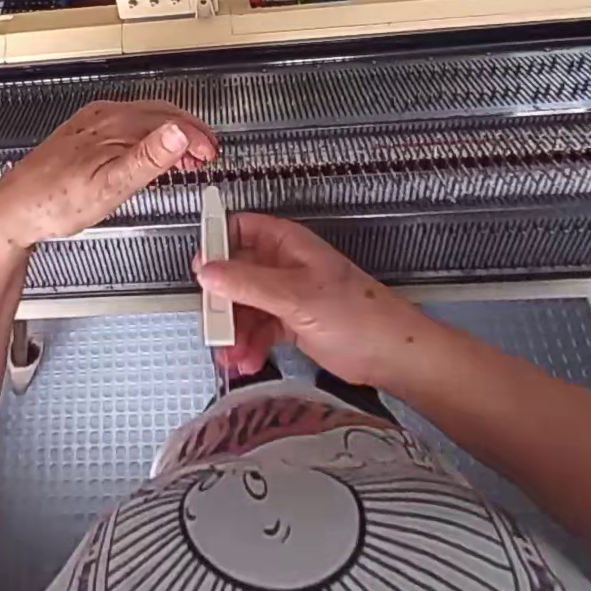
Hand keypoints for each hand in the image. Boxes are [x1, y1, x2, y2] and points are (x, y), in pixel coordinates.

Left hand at [0, 101, 217, 248]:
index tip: (211, 153)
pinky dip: (148, 138)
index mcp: (114, 124)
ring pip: (143, 120)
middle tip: (205, 154)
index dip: (197, 136)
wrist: (12, 212)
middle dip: (188, 133)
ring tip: (184, 157)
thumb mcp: (111, 185)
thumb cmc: (54, 203)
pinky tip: (145, 155)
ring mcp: (91, 126)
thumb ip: (149, 157)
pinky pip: (126, 127)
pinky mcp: (82, 137)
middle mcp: (102, 118)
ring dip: (169, 135)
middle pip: (159, 114)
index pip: (170, 120)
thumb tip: (181, 132)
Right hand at [196, 213, 439, 385]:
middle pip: (235, 273)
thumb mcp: (296, 296)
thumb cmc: (357, 314)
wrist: (392, 355)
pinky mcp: (290, 322)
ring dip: (234, 331)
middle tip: (214, 327)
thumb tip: (206, 270)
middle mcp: (282, 265)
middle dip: (222, 302)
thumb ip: (248, 283)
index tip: (199, 270)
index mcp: (286, 243)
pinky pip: (258, 328)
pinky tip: (247, 362)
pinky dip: (249, 345)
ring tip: (232, 356)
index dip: (216, 244)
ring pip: (244, 305)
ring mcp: (286, 294)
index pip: (239, 229)